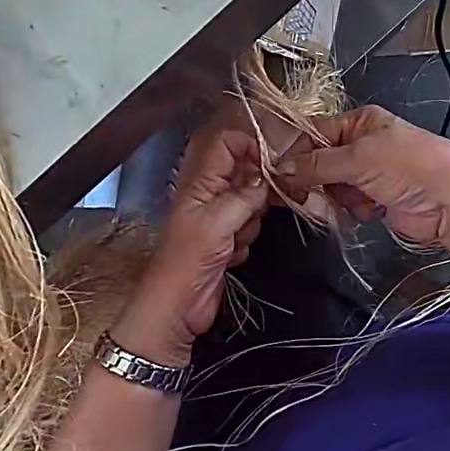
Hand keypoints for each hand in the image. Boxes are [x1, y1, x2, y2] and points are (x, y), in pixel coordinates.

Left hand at [113, 126, 268, 366]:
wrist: (176, 307)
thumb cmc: (186, 263)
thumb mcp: (218, 222)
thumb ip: (245, 195)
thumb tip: (267, 178)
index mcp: (200, 182)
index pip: (227, 142)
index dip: (250, 145)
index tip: (272, 164)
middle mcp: (209, 194)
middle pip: (245, 172)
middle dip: (258, 190)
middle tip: (259, 208)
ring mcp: (218, 217)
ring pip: (252, 201)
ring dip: (252, 220)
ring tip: (236, 238)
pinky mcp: (227, 239)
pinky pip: (250, 226)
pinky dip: (247, 239)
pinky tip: (233, 254)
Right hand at [276, 106, 449, 246]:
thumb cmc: (410, 166)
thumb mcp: (358, 157)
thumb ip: (317, 163)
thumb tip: (283, 168)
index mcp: (360, 123)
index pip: (316, 133)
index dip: (298, 152)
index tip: (280, 172)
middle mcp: (364, 145)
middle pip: (321, 161)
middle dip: (315, 178)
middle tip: (303, 192)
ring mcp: (370, 173)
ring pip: (332, 185)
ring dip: (334, 196)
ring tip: (347, 200)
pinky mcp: (376, 199)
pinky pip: (348, 204)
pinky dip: (351, 209)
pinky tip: (364, 210)